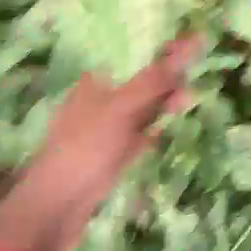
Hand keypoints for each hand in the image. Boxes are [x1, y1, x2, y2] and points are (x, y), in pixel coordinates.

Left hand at [0, 36, 199, 250]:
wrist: (55, 207)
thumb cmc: (85, 145)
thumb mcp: (122, 107)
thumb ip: (155, 78)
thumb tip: (193, 43)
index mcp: (95, 79)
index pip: (133, 53)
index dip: (161, 46)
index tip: (191, 42)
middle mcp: (100, 98)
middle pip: (141, 79)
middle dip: (168, 75)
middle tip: (195, 72)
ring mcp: (106, 127)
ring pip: (142, 107)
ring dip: (165, 101)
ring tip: (187, 99)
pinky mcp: (113, 152)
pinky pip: (140, 132)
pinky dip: (156, 125)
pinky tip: (172, 122)